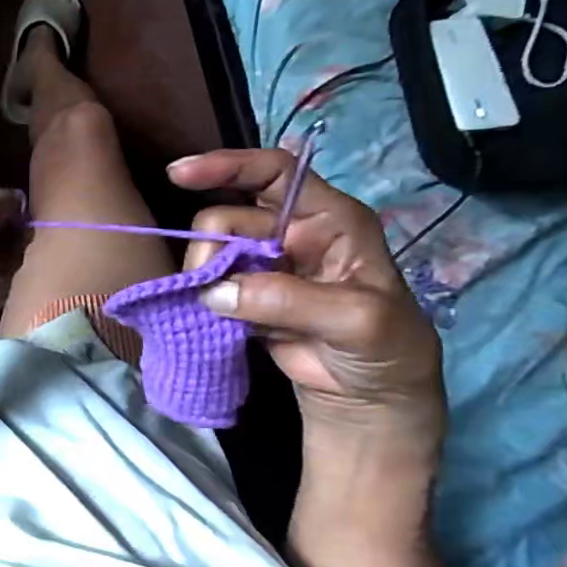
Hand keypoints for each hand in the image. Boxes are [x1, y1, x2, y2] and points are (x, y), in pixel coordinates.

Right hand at [166, 148, 443, 454]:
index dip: (228, 166)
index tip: (179, 175)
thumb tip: (214, 291)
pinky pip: (206, 284)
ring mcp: (264, 265)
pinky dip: (199, 297)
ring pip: (210, 251)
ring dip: (203, 277)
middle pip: (227, 218)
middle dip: (209, 249)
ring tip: (217, 310)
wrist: (369, 400)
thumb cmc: (387, 350)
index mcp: (329, 219)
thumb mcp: (357, 321)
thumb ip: (289, 300)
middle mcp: (291, 232)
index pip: (275, 173)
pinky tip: (205, 315)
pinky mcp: (242, 296)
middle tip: (210, 290)